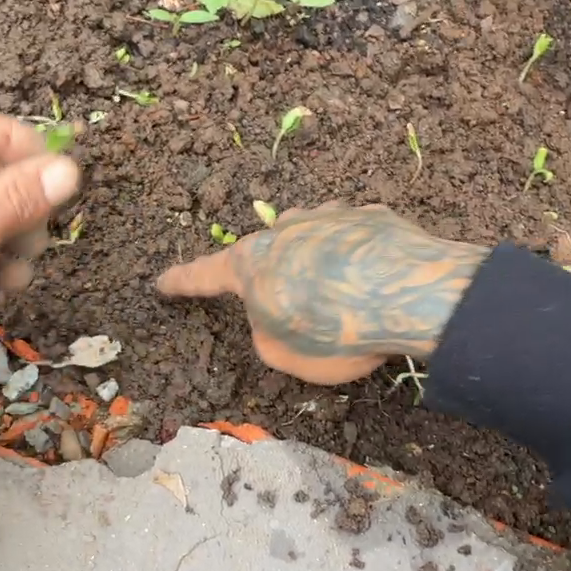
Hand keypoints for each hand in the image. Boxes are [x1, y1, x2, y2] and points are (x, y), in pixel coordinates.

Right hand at [156, 204, 486, 384]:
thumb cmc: (330, 331)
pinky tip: (375, 276)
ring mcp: (329, 216)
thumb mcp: (281, 354)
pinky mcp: (372, 218)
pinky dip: (357, 257)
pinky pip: (353, 239)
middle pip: (265, 251)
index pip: (204, 276)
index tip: (162, 281)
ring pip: (310, 235)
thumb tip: (280, 313)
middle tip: (288, 302)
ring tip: (335, 287)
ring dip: (313, 257)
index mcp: (250, 264)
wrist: (407, 294)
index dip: (182, 283)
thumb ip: (266, 332)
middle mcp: (284, 230)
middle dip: (269, 273)